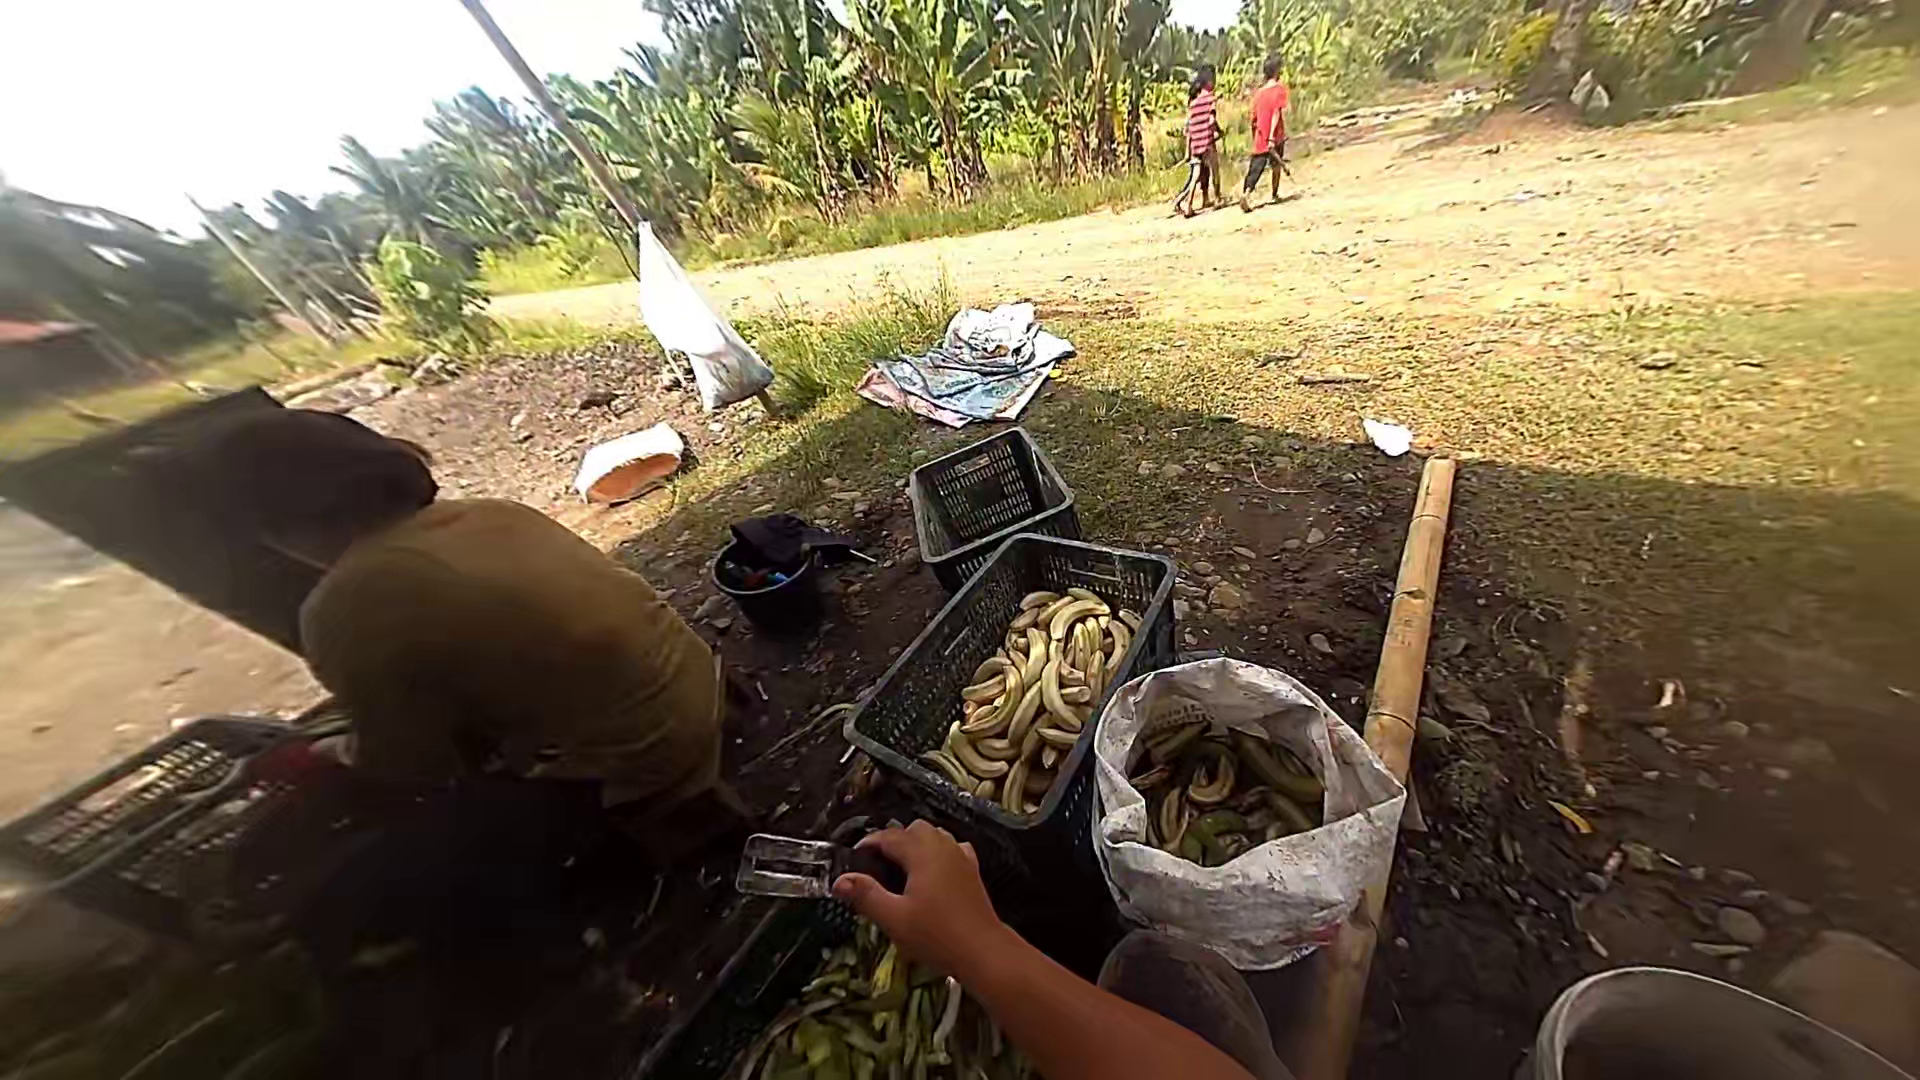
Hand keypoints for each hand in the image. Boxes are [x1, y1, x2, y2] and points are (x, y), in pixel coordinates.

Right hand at [832, 820, 1008, 976]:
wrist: (982, 949)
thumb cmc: (936, 934)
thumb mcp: (895, 919)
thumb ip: (867, 896)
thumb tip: (840, 880)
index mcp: (920, 851)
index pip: (889, 836)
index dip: (869, 843)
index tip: (855, 857)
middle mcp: (941, 844)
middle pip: (913, 829)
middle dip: (894, 840)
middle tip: (878, 866)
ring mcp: (959, 853)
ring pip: (934, 834)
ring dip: (916, 842)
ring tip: (902, 868)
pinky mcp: (972, 867)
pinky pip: (951, 847)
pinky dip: (939, 851)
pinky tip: (934, 870)